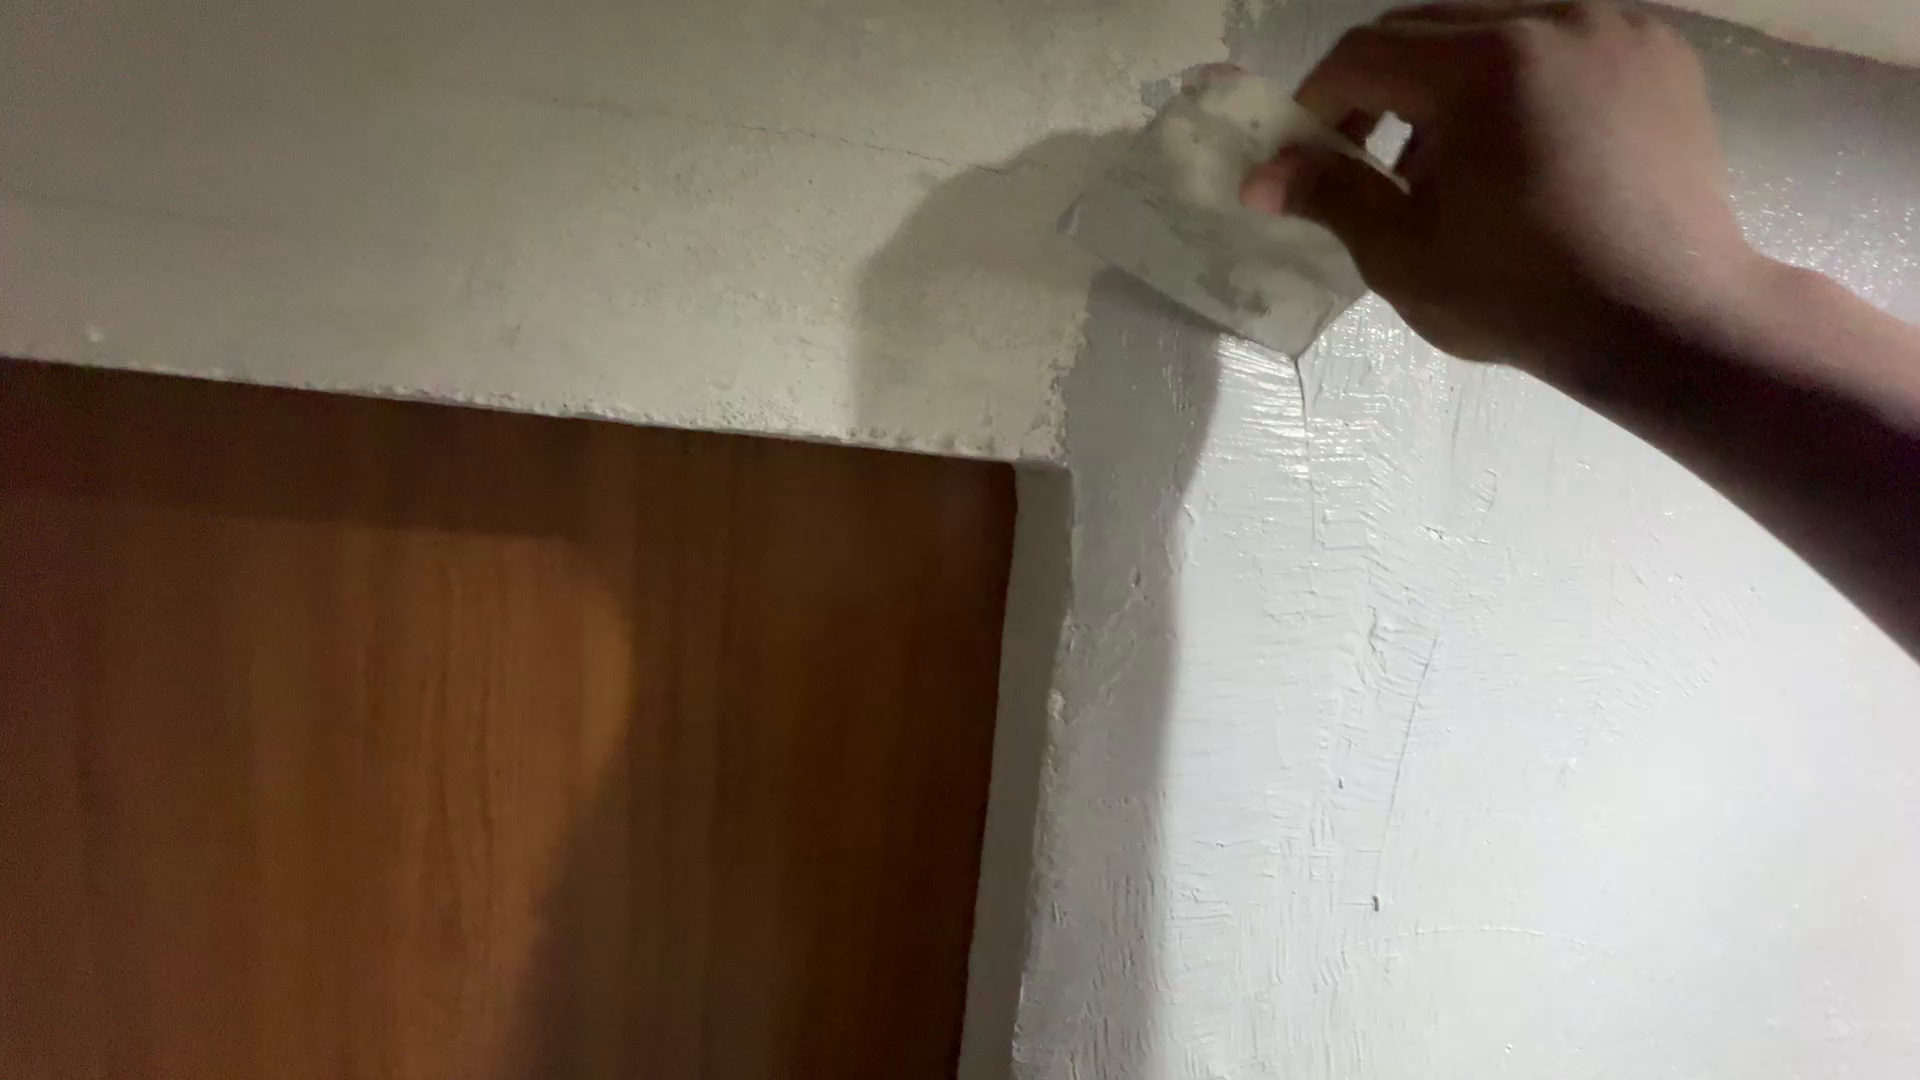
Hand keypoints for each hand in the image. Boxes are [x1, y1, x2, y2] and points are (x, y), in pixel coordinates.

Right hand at [1241, 1, 1760, 374]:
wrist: (1658, 317)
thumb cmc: (1511, 292)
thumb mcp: (1397, 251)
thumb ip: (1327, 194)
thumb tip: (1258, 178)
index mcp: (1485, 65)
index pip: (1364, 51)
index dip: (1314, 102)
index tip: (1299, 157)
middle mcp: (1556, 18)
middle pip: (1424, 26)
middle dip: (1370, 89)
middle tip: (1353, 158)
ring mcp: (1618, 28)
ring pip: (1490, 28)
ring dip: (1434, 85)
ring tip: (1431, 164)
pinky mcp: (1656, 55)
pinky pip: (1554, 43)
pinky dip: (1504, 83)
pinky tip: (1501, 152)